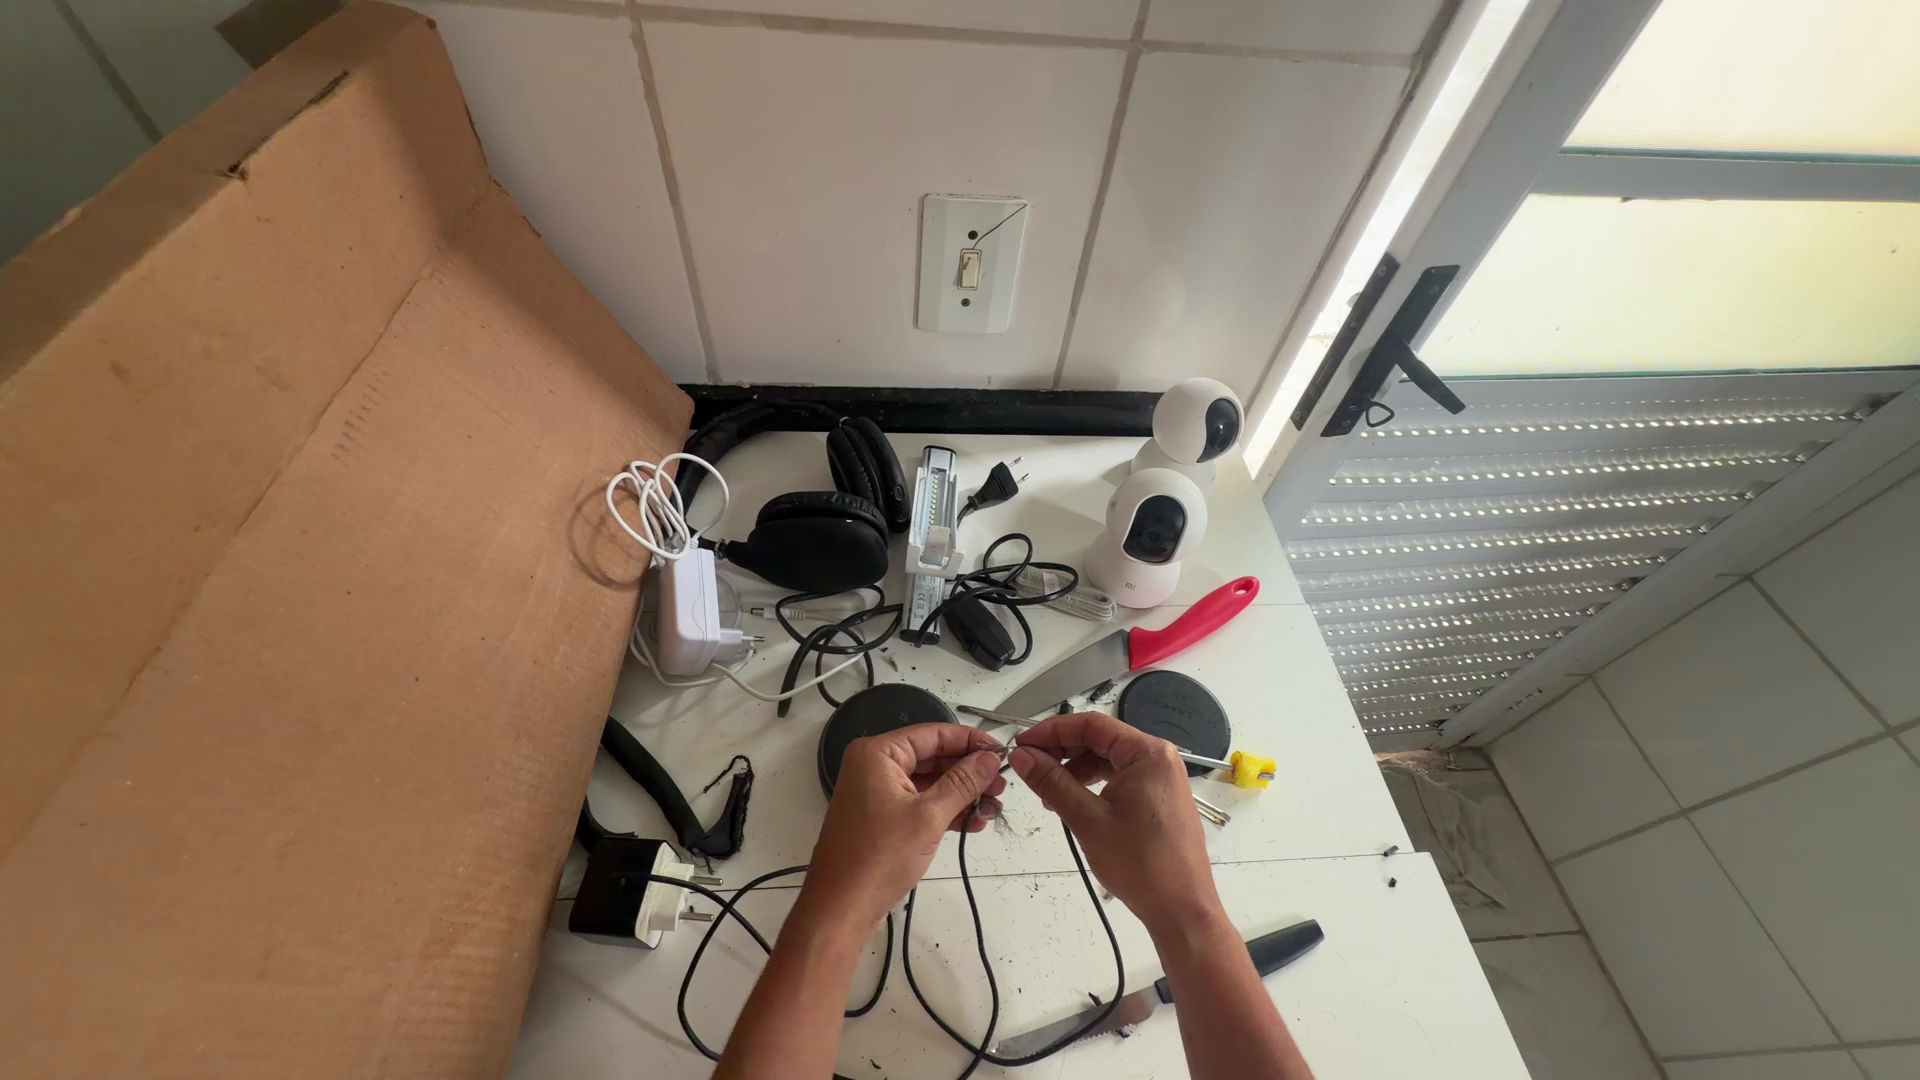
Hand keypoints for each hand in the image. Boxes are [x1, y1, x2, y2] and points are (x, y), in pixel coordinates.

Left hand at [803, 723, 1007, 933]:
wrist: (841, 909)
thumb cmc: (876, 859)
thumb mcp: (928, 816)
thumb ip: (963, 782)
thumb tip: (988, 758)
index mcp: (878, 754)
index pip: (933, 734)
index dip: (969, 740)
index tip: (999, 749)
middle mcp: (875, 766)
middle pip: (932, 757)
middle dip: (968, 771)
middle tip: (1000, 783)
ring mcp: (878, 792)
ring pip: (929, 782)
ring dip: (961, 794)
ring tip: (992, 806)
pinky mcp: (883, 816)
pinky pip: (920, 802)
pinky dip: (945, 810)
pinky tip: (972, 822)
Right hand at [1008, 712, 1221, 933]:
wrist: (1182, 911)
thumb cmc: (1140, 864)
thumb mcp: (1088, 820)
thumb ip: (1051, 782)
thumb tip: (1021, 756)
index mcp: (1147, 753)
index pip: (1091, 725)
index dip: (1052, 731)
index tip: (1022, 744)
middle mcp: (1158, 757)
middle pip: (1099, 739)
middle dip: (1061, 751)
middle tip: (1029, 767)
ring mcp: (1160, 777)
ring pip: (1106, 759)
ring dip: (1074, 769)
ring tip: (1047, 793)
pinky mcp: (1158, 797)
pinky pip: (1118, 777)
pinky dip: (1092, 784)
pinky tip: (1071, 801)